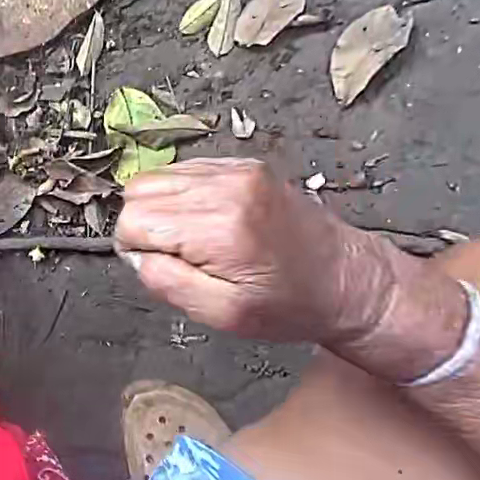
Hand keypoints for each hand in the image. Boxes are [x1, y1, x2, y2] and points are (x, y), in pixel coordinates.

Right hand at [114, 158, 400, 344]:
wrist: (346, 280)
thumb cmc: (289, 305)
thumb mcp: (222, 314)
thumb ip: (167, 283)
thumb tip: (135, 255)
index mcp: (219, 227)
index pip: (133, 220)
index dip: (136, 250)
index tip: (164, 268)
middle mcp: (225, 187)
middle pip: (139, 192)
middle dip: (146, 228)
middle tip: (179, 257)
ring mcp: (236, 170)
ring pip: (156, 177)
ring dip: (161, 209)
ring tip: (194, 241)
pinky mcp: (243, 165)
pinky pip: (184, 170)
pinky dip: (181, 196)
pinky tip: (205, 222)